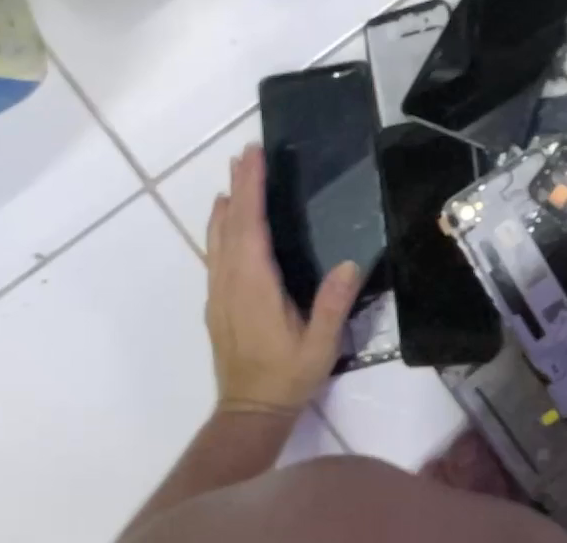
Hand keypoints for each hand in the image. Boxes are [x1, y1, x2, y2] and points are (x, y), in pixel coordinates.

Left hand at [204, 145, 360, 416]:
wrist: (248, 412)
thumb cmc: (288, 376)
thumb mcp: (320, 345)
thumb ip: (332, 305)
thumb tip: (350, 262)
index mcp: (255, 288)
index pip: (250, 230)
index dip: (251, 192)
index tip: (253, 160)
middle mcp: (231, 285)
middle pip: (231, 227)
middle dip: (239, 187)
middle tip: (246, 152)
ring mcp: (220, 294)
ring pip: (218, 239)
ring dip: (227, 204)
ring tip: (234, 174)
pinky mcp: (220, 302)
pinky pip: (216, 253)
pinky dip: (220, 227)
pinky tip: (225, 218)